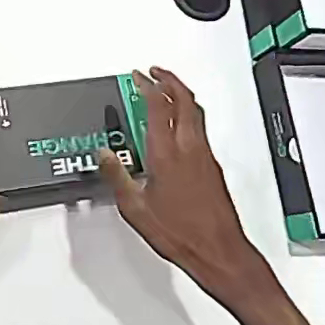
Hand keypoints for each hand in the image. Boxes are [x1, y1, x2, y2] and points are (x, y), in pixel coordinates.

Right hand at [98, 67, 288, 324]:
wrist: (219, 252)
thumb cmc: (181, 234)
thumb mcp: (134, 208)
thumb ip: (117, 176)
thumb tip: (104, 154)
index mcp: (167, 155)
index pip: (159, 107)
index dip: (148, 87)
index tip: (138, 76)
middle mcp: (190, 150)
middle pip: (185, 101)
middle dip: (169, 81)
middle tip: (154, 72)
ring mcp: (205, 157)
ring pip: (197, 112)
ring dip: (181, 95)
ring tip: (167, 88)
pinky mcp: (213, 168)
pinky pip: (201, 128)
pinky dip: (189, 114)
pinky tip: (179, 123)